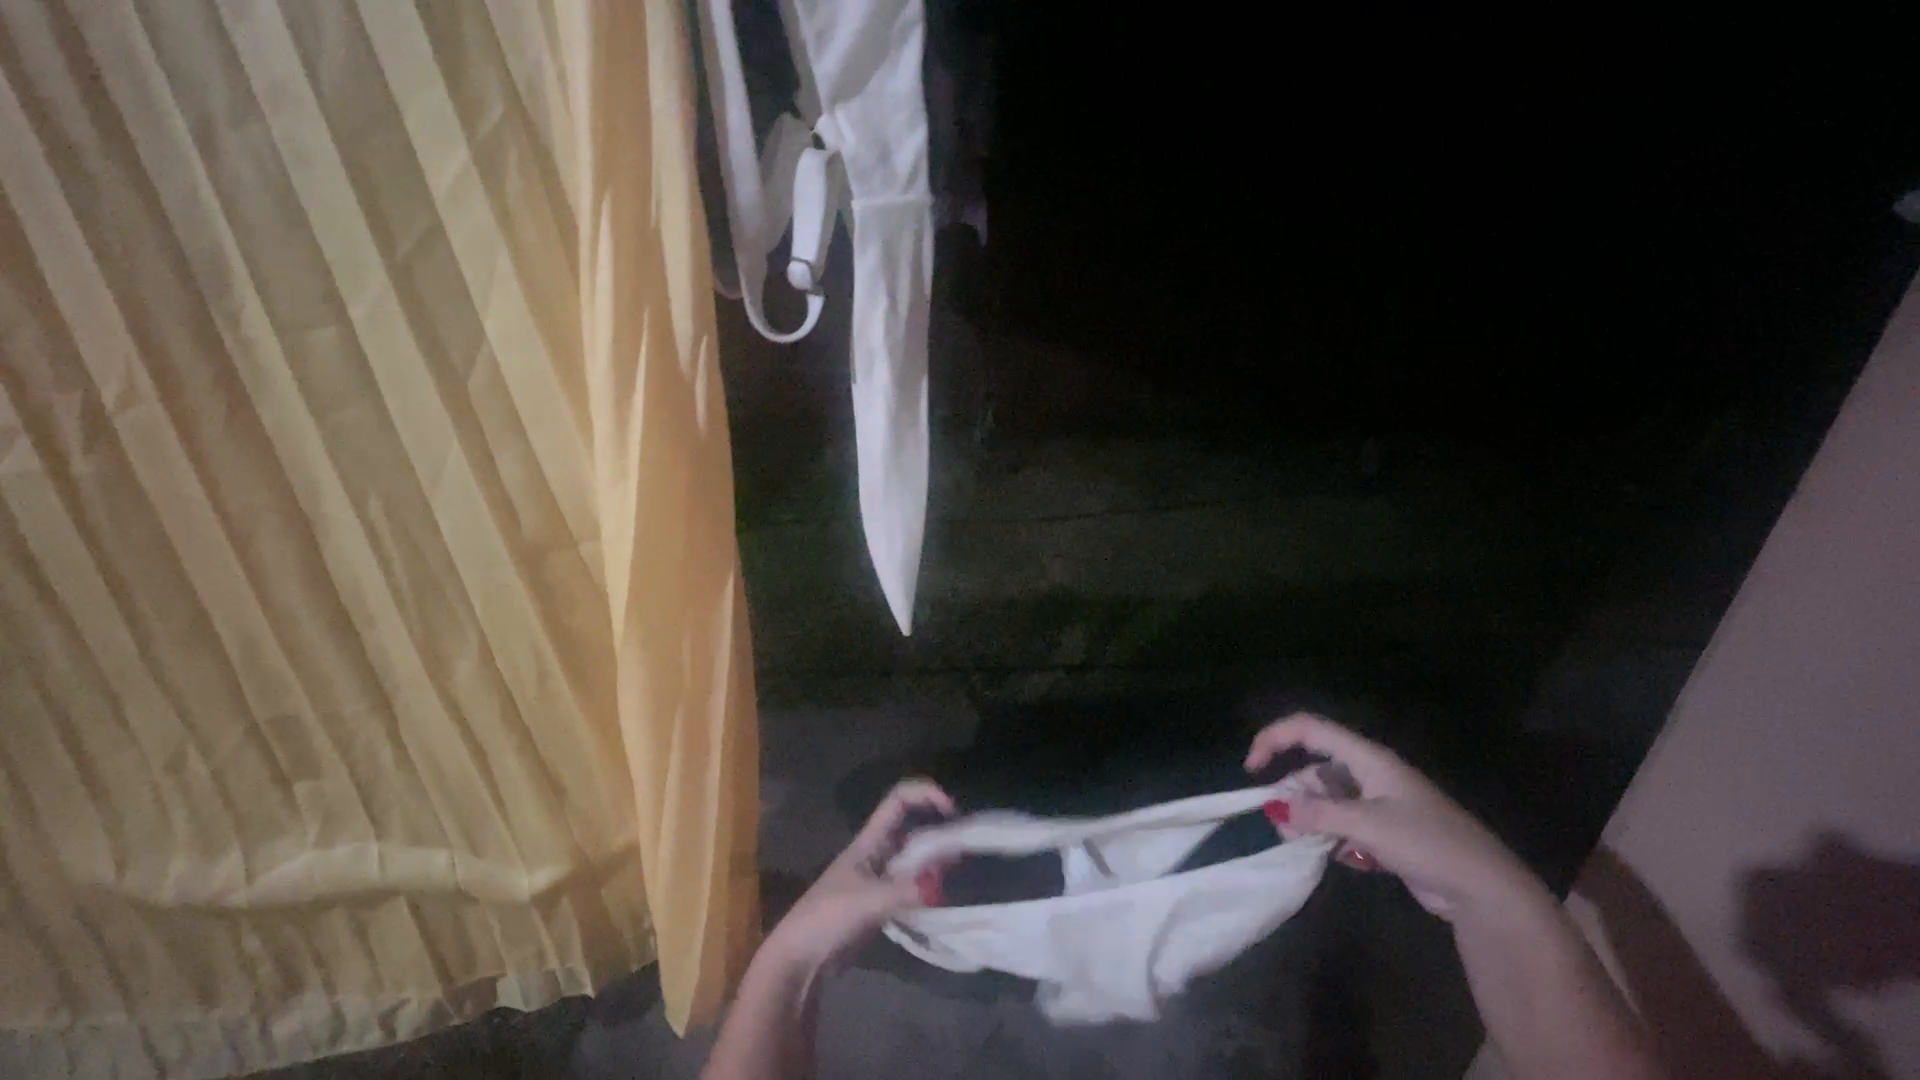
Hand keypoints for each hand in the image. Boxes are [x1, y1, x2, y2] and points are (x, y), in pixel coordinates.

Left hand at [761, 779, 955, 973]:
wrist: (800, 959)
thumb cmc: (826, 918)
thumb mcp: (867, 902)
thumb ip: (904, 892)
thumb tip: (940, 885)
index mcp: (869, 842)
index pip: (898, 801)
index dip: (924, 795)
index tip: (951, 810)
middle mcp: (876, 854)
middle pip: (912, 829)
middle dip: (939, 832)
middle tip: (966, 846)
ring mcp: (878, 879)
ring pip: (914, 859)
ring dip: (935, 860)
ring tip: (959, 869)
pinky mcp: (881, 904)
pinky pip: (911, 885)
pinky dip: (928, 886)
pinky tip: (942, 896)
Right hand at [1246, 713, 1542, 920]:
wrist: (1485, 889)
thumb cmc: (1428, 844)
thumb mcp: (1367, 826)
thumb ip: (1317, 814)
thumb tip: (1274, 807)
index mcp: (1368, 759)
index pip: (1310, 729)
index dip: (1275, 739)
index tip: (1252, 769)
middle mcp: (1371, 774)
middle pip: (1315, 768)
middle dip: (1292, 793)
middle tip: (1282, 827)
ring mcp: (1380, 804)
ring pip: (1327, 799)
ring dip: (1309, 818)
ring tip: (1302, 845)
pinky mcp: (1386, 832)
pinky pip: (1343, 824)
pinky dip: (1330, 836)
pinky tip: (1336, 857)